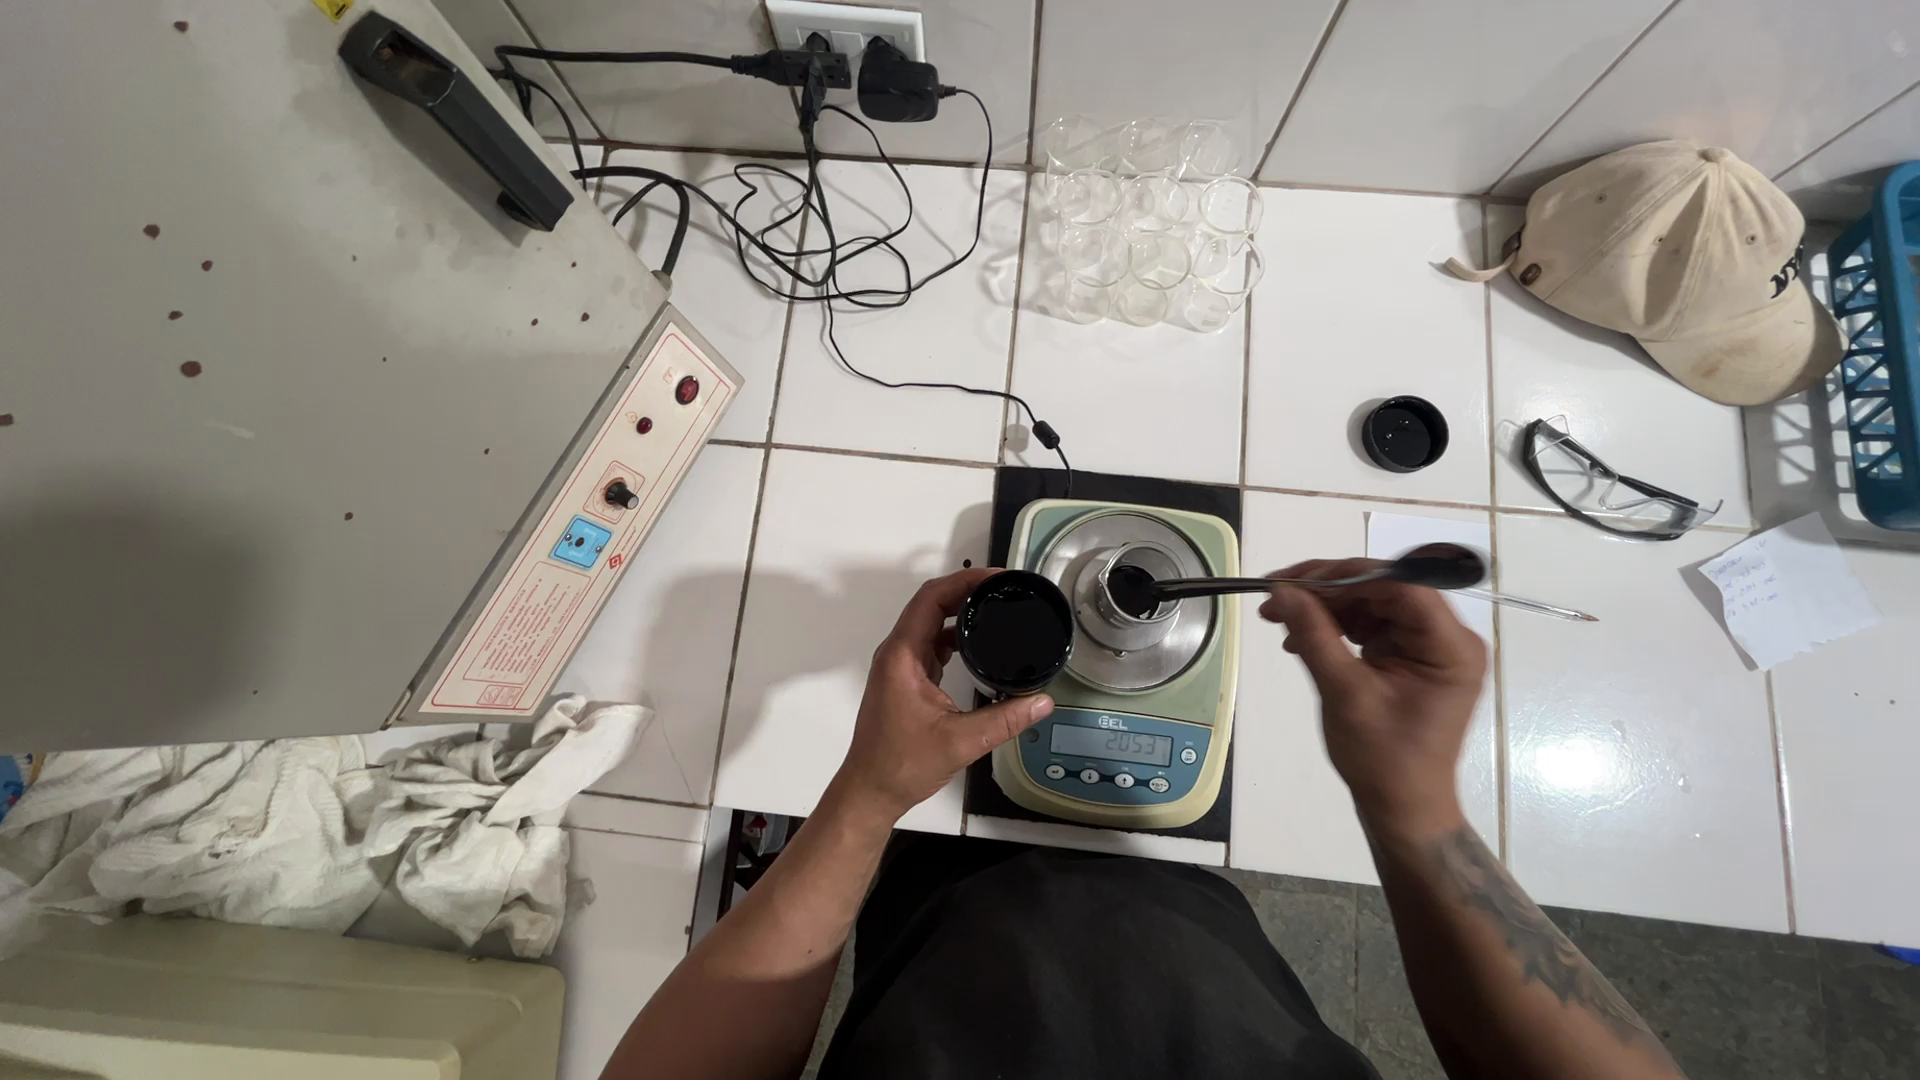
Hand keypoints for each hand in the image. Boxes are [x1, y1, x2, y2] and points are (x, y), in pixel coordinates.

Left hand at [825, 568, 1054, 825]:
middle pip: (931, 603)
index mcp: (903, 655)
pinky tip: (979, 641)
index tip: (998, 577)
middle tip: (1005, 588)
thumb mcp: (961, 741)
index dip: (964, 580)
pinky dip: (953, 634)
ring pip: (930, 622)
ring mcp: (900, 665)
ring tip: (996, 606)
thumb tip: (1043, 701)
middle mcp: (898, 652)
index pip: (931, 598)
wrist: (871, 790)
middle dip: (967, 590)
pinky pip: (931, 643)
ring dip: (959, 610)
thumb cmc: (904, 764)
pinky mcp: (906, 679)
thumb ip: (1005, 719)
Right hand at [1260, 559, 1486, 838]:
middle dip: (1326, 589)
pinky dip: (1331, 624)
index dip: (1345, 575)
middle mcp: (1445, 637)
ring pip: (1370, 600)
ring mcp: (1426, 644)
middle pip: (1383, 587)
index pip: (1401, 584)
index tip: (1294, 583)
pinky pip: (1367, 621)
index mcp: (1449, 646)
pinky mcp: (1406, 654)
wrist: (1399, 804)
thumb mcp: (1344, 692)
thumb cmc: (1381, 757)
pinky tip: (1300, 637)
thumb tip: (1281, 591)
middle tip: (1275, 595)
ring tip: (1279, 618)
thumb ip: (1314, 635)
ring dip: (1323, 605)